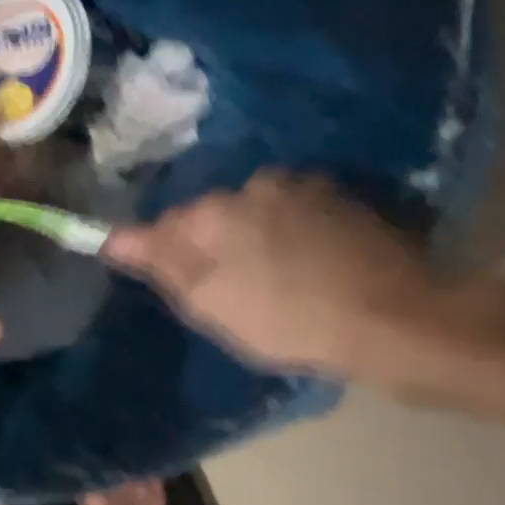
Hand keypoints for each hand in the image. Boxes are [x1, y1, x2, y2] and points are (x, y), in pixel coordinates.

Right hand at [100, 170, 437, 375]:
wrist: (392, 317)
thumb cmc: (282, 319)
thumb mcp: (206, 303)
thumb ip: (159, 262)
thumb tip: (112, 238)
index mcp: (212, 212)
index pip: (164, 228)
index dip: (165, 259)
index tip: (179, 289)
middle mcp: (254, 186)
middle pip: (212, 217)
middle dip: (210, 246)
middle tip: (225, 294)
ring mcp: (304, 188)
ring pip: (255, 214)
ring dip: (252, 240)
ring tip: (269, 282)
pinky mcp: (344, 200)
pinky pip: (294, 215)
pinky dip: (289, 237)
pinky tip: (305, 270)